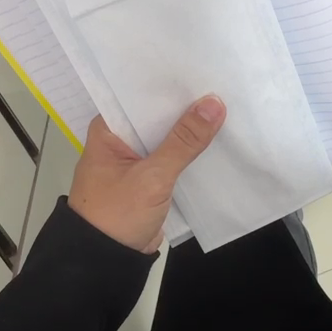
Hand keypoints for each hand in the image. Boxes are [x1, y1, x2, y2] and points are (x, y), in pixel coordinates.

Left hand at [68, 96, 225, 252]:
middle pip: (156, 115)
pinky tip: (216, 139)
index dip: (170, 84)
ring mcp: (134, 160)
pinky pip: (171, 158)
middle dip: (185, 105)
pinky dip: (189, 152)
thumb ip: (184, 141)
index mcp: (108, 130)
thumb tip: (214, 103)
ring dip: (189, 130)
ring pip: (166, 137)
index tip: (201, 69)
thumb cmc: (116, 214)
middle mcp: (119, 140)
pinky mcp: (148, 179)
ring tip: (226, 106)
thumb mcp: (153, 176)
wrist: (105, 262)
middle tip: (221, 83)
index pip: (140, 96)